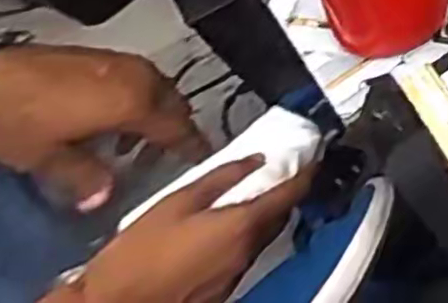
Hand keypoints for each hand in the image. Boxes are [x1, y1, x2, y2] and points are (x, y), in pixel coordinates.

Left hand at [0, 44, 207, 210]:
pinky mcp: (118, 58)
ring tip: (128, 139)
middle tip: (157, 154)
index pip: (176, 128)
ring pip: (163, 91)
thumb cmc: (19, 119)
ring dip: (156, 114)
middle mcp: (145, 81)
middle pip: (176, 106)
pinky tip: (113, 113)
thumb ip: (81, 176)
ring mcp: (133, 65)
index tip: (201, 154)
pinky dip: (142, 99)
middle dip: (173, 129)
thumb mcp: (44, 158)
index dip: (190, 144)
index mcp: (136, 105)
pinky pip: (147, 80)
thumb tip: (102, 198)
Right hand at [49, 155, 312, 302]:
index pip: (294, 191)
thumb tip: (258, 159)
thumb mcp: (175, 204)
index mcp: (245, 224)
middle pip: (283, 215)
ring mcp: (234, 275)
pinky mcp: (218, 295)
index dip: (308, 171)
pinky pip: (243, 259)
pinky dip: (245, 243)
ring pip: (264, 238)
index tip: (314, 158)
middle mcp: (249, 250)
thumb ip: (222, 178)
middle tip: (279, 179)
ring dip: (266, 220)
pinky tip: (226, 239)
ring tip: (252, 205)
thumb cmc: (134, 258)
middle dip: (286, 196)